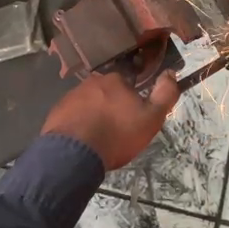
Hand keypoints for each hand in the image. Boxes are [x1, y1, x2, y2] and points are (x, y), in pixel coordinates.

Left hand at [43, 71, 179, 169]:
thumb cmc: (117, 134)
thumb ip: (164, 94)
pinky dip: (79, 124)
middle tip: (117, 128)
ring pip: (89, 102)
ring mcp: (71, 95)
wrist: (74, 154)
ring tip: (99, 137)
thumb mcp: (151, 118)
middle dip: (112, 105)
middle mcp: (92, 81)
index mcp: (116, 79)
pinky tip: (83, 140)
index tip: (134, 115)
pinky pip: (72, 115)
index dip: (133, 98)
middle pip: (107, 92)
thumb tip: (171, 73)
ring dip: (95, 114)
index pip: (128, 82)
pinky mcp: (57, 112)